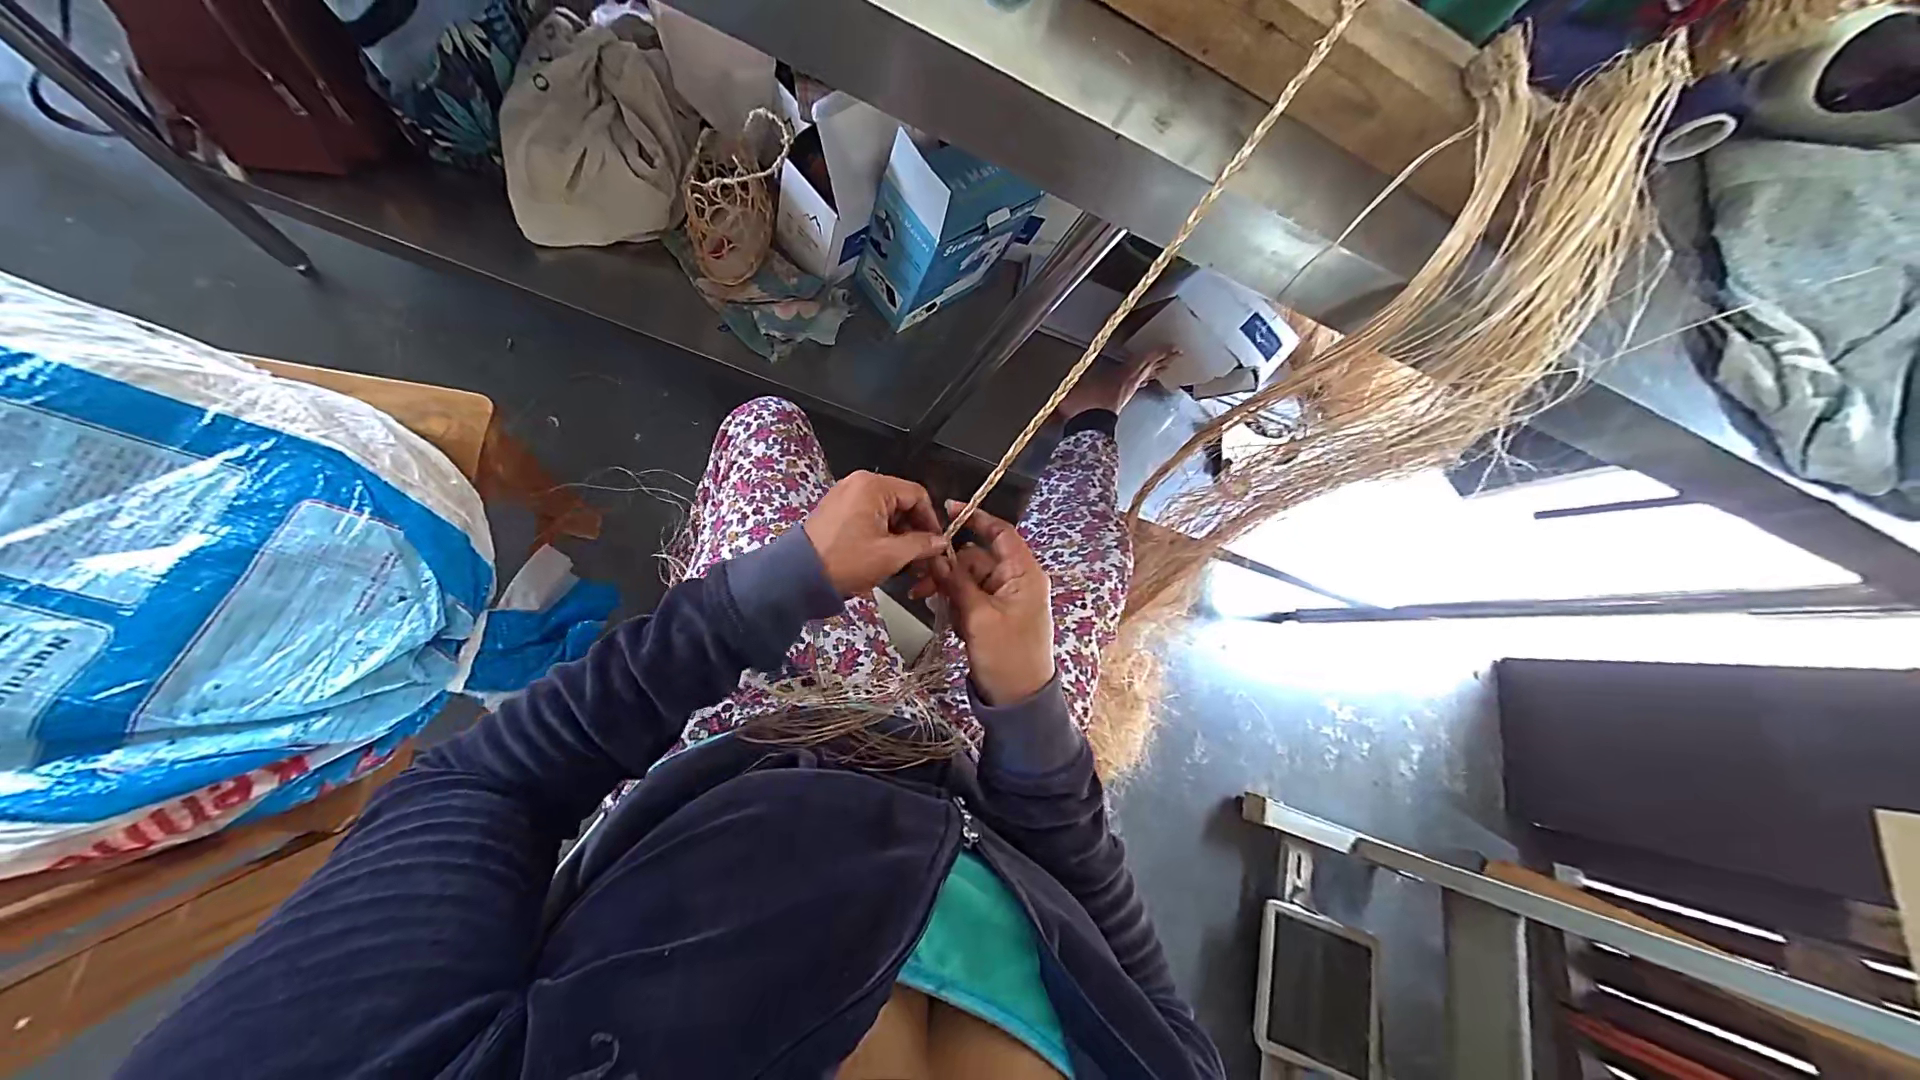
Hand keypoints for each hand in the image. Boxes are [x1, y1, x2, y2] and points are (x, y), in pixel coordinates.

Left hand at [802, 471, 946, 596]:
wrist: (800, 577)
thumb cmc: (842, 562)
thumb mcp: (891, 555)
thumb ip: (922, 545)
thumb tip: (939, 542)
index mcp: (872, 486)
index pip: (917, 495)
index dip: (931, 520)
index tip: (937, 541)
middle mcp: (858, 485)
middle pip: (902, 502)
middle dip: (915, 530)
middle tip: (923, 555)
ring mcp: (846, 497)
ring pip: (887, 512)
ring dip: (900, 535)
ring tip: (905, 560)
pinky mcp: (838, 512)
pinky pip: (870, 517)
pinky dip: (882, 534)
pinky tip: (886, 556)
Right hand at [925, 501, 1054, 705]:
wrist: (1018, 699)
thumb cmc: (1007, 655)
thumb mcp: (979, 617)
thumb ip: (957, 583)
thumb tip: (937, 556)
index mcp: (1023, 573)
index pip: (1001, 533)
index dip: (976, 518)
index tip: (948, 508)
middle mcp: (1015, 580)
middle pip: (976, 557)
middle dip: (949, 567)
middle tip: (920, 582)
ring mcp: (1004, 598)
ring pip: (969, 578)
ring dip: (947, 587)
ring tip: (924, 600)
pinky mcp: (993, 615)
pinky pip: (970, 597)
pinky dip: (955, 602)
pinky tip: (945, 618)